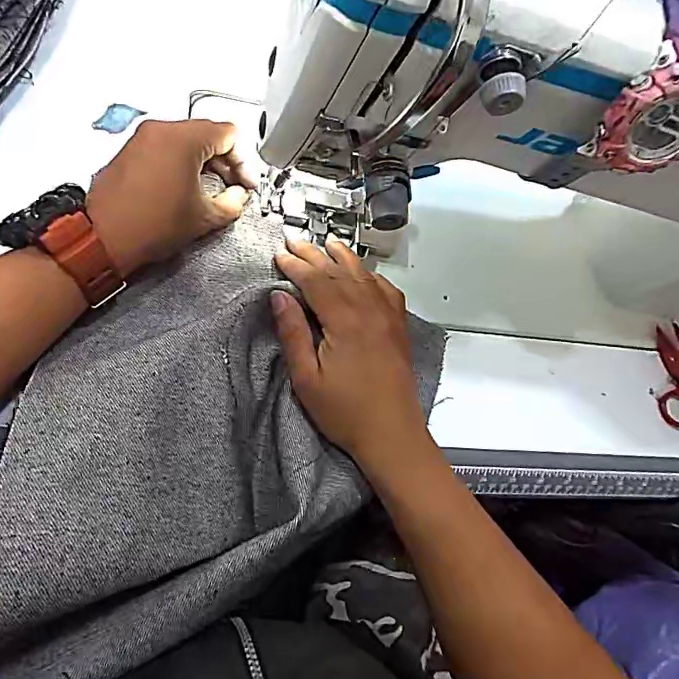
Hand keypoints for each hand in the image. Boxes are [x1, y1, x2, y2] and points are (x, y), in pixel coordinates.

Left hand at [87, 119, 256, 274]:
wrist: (102, 239)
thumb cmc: (146, 226)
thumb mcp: (203, 217)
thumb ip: (232, 202)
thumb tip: (237, 196)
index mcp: (184, 138)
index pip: (230, 134)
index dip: (245, 161)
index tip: (245, 182)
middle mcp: (161, 130)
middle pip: (207, 133)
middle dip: (225, 160)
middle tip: (232, 186)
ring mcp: (142, 139)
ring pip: (184, 140)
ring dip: (202, 161)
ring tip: (207, 190)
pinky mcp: (129, 152)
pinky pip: (163, 148)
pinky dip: (178, 163)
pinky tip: (182, 189)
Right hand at [271, 237, 429, 466]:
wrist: (393, 436)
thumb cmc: (345, 413)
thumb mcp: (306, 378)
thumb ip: (293, 333)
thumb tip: (279, 297)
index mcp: (345, 322)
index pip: (316, 281)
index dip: (296, 266)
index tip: (279, 256)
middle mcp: (370, 312)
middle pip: (338, 272)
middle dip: (314, 255)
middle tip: (294, 242)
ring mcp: (388, 318)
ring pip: (363, 276)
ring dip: (343, 258)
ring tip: (328, 244)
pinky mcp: (398, 328)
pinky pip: (386, 291)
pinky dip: (371, 276)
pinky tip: (364, 274)